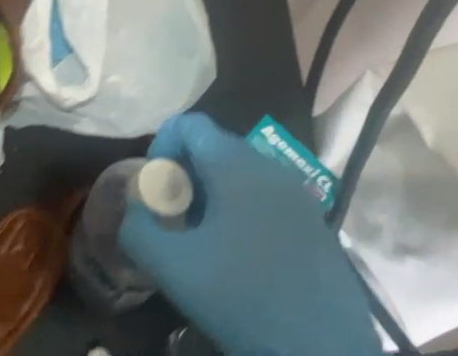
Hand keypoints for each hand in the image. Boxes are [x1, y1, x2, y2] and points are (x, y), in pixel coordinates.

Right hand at [119, 114, 379, 355]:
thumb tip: (134, 206)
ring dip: (214, 196)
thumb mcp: (172, 268)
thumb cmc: (242, 299)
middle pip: (214, 147)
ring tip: (204, 241)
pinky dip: (244, 213)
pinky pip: (267, 198)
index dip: (161, 148)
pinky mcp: (317, 225)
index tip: (155, 191)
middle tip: (175, 219)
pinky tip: (240, 258)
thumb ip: (137, 228)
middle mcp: (271, 168)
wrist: (324, 353)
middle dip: (186, 176)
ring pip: (242, 174)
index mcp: (236, 165)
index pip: (188, 124)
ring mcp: (300, 196)